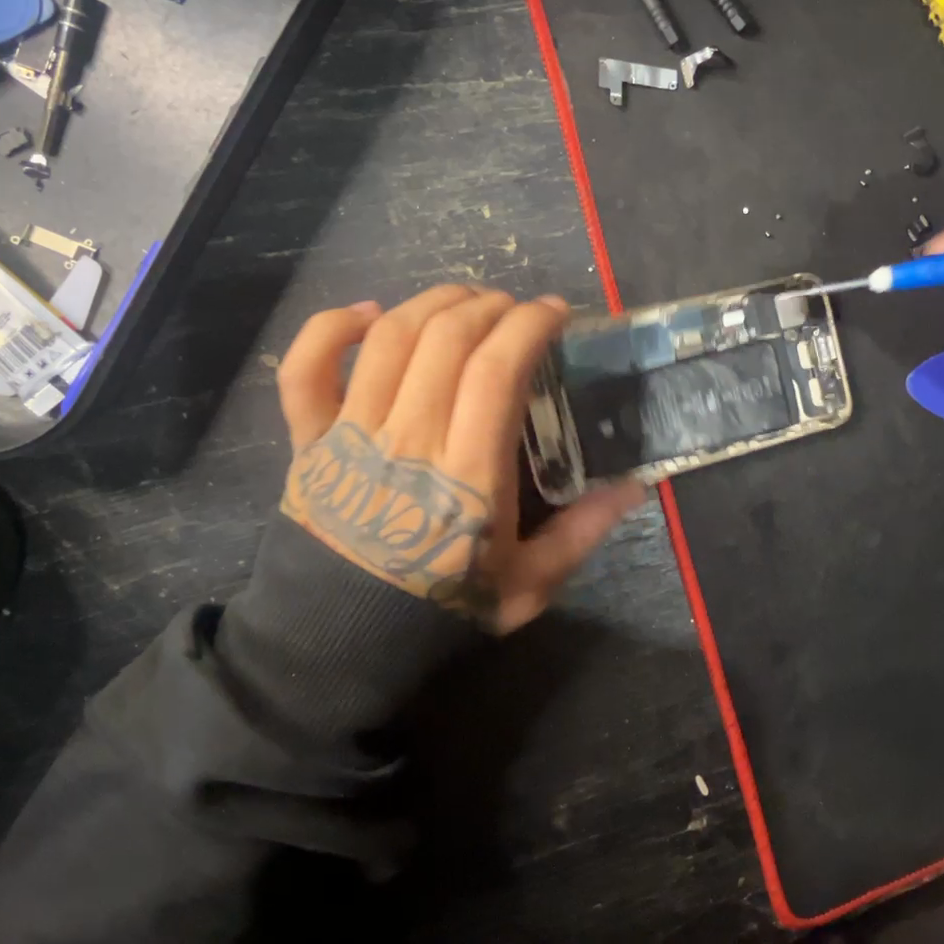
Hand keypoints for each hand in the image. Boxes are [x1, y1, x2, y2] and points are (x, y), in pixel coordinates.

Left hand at [274, 286, 644, 632]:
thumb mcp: (529, 585)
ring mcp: (352, 434)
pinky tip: (370, 314)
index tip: (555, 313)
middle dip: (490, 306)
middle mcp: (409, 438)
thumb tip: (636, 487)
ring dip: (432, 303)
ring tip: (464, 301)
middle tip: (515, 310)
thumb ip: (583, 532)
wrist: (342, 642)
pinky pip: (307, 368)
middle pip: (447, 338)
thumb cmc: (443, 608)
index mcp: (468, 473)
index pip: (498, 368)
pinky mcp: (308, 439)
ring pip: (390, 338)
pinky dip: (333, 327)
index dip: (530, 324)